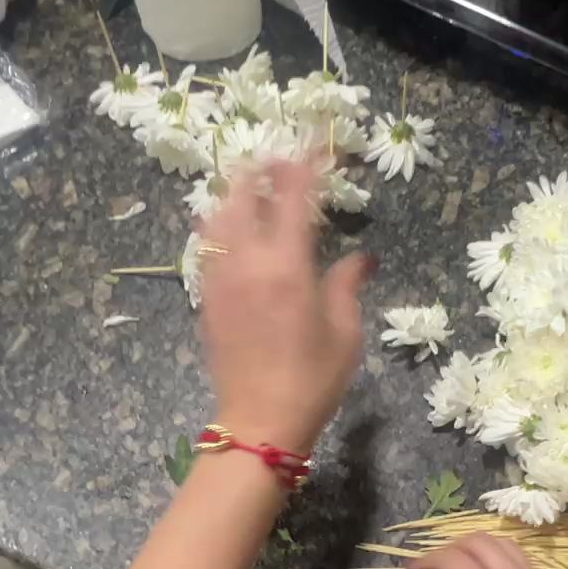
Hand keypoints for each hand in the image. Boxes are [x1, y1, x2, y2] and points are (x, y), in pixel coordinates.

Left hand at [198, 160, 370, 456]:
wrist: (260, 421)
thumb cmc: (313, 381)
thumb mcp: (345, 334)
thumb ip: (348, 284)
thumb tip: (362, 256)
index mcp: (288, 266)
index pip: (294, 194)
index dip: (306, 163)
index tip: (318, 146)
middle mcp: (247, 261)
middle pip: (244, 191)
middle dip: (263, 168)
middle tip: (282, 163)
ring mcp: (219, 277)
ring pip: (216, 213)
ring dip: (235, 192)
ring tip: (254, 190)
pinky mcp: (206, 296)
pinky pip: (206, 245)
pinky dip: (220, 225)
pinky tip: (234, 231)